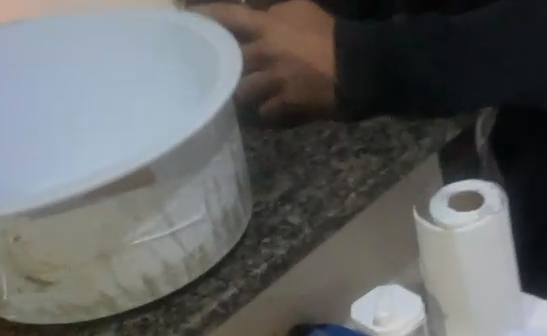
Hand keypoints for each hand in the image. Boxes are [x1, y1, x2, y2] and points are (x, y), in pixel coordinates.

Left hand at [194, 1, 337, 125]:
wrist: (358, 67)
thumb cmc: (331, 34)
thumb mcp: (300, 7)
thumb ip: (275, 8)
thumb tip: (258, 8)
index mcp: (265, 25)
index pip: (225, 17)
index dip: (204, 17)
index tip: (189, 20)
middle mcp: (264, 52)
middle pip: (229, 61)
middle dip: (219, 65)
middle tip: (210, 71)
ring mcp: (275, 80)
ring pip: (243, 90)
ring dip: (240, 95)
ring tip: (236, 99)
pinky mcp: (288, 103)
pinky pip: (266, 112)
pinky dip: (264, 113)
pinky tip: (265, 113)